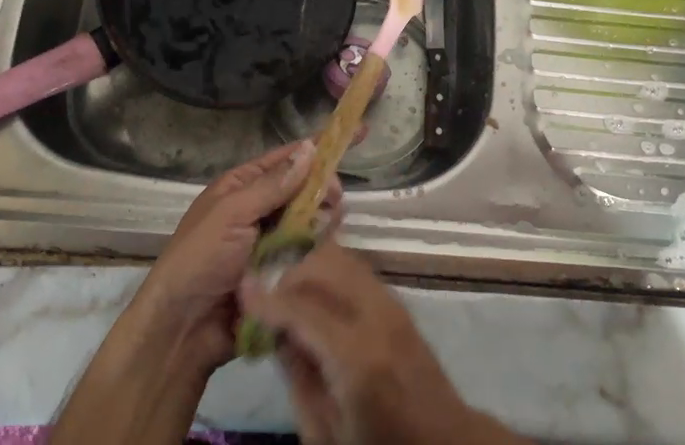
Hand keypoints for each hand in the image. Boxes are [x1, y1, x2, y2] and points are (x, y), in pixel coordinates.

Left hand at [136, 139, 341, 377]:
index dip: (321, 146)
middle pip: (305, 189)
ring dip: (321, 222)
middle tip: (332, 202)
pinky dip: (317, 251)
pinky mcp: (282, 274)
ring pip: (312, 221)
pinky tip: (322, 255)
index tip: (359, 132)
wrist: (183, 328)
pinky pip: (308, 254)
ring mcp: (271, 243)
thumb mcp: (231, 214)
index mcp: (242, 187)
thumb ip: (272, 185)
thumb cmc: (199, 260)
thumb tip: (309, 149)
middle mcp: (259, 210)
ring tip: (324, 232)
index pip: (288, 158)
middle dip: (323, 190)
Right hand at [239, 240, 527, 444]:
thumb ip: (298, 379)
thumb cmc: (379, 444)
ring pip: (343, 258)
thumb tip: (275, 333)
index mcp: (357, 357)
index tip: (241, 288)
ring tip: (286, 290)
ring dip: (310, 266)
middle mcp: (377, 317)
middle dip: (289, 273)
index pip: (302, 310)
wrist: (444, 439)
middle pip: (325, 266)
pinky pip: (357, 269)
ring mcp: (393, 304)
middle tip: (265, 293)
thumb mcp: (325, 432)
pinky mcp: (399, 302)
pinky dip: (331, 270)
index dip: (267, 298)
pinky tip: (315, 292)